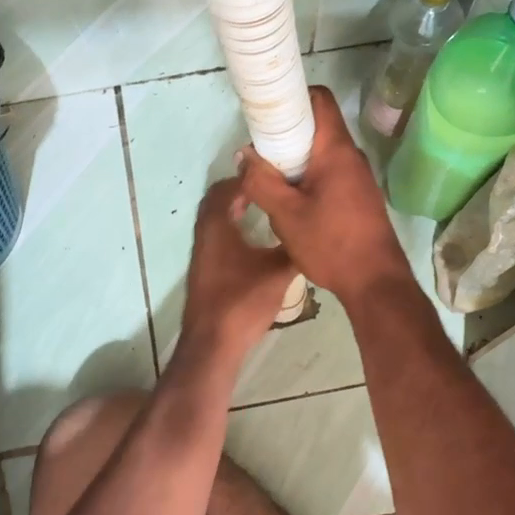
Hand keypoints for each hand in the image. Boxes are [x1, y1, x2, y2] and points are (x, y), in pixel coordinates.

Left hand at [178, 178, 299, 353]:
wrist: (213, 343)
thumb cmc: (244, 301)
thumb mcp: (279, 271)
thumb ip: (294, 247)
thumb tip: (312, 229)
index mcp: (217, 224)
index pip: (230, 185)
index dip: (253, 175)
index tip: (277, 172)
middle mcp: (204, 232)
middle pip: (218, 198)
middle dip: (243, 188)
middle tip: (271, 187)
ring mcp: (202, 251)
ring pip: (216, 217)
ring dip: (236, 207)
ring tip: (267, 207)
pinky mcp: (204, 267)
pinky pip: (217, 233)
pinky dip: (233, 225)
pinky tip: (255, 238)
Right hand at [237, 87, 413, 304]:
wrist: (375, 282)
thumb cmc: (330, 243)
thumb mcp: (285, 214)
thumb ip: (260, 181)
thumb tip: (245, 155)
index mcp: (335, 149)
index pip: (319, 99)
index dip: (292, 96)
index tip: (266, 112)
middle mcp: (350, 156)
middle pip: (316, 126)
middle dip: (285, 133)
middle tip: (258, 152)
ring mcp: (357, 177)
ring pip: (321, 152)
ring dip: (294, 160)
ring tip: (268, 179)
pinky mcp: (358, 197)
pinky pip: (329, 173)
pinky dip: (307, 177)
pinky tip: (290, 202)